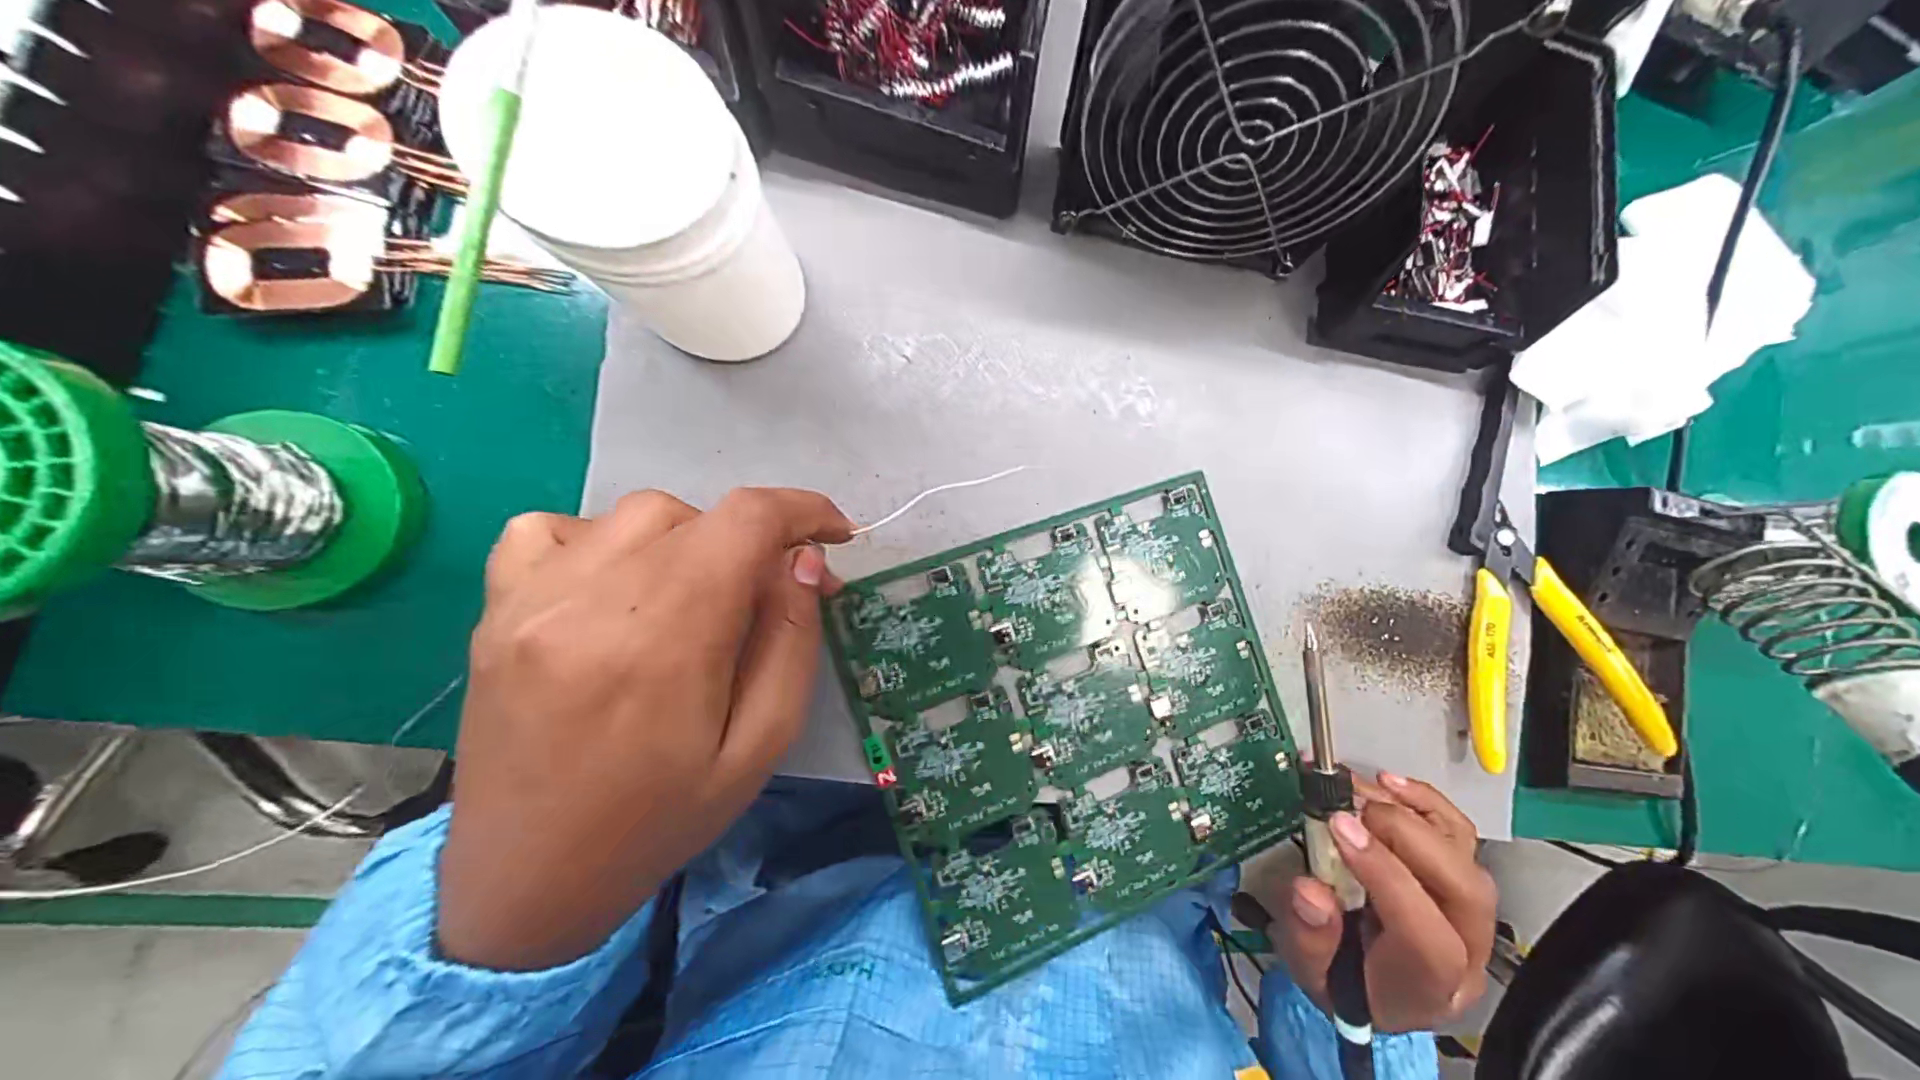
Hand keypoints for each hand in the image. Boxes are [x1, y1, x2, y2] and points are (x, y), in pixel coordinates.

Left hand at [437, 488, 852, 970]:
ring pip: (635, 515)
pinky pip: (549, 527)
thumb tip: (803, 560)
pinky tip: (615, 586)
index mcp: (666, 640)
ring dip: (688, 539)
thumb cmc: (660, 821)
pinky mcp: (494, 608)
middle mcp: (592, 599)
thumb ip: (790, 641)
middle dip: (752, 541)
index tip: (834, 534)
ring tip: (694, 598)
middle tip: (767, 594)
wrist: (526, 881)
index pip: (746, 520)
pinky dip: (601, 539)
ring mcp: (531, 598)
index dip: (803, 510)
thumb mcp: (759, 747)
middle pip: (698, 514)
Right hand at [1274, 772, 1495, 1032]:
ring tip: (1357, 788)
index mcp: (1428, 985)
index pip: (1430, 936)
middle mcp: (1467, 949)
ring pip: (1466, 856)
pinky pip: (1460, 833)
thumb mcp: (1310, 972)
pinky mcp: (1461, 876)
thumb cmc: (1340, 981)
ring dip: (1412, 811)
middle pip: (1464, 889)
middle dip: (1405, 836)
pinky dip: (1425, 801)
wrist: (1369, 983)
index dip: (1387, 876)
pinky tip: (1388, 782)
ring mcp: (1472, 912)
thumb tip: (1309, 889)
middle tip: (1348, 809)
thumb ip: (1310, 937)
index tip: (1338, 829)